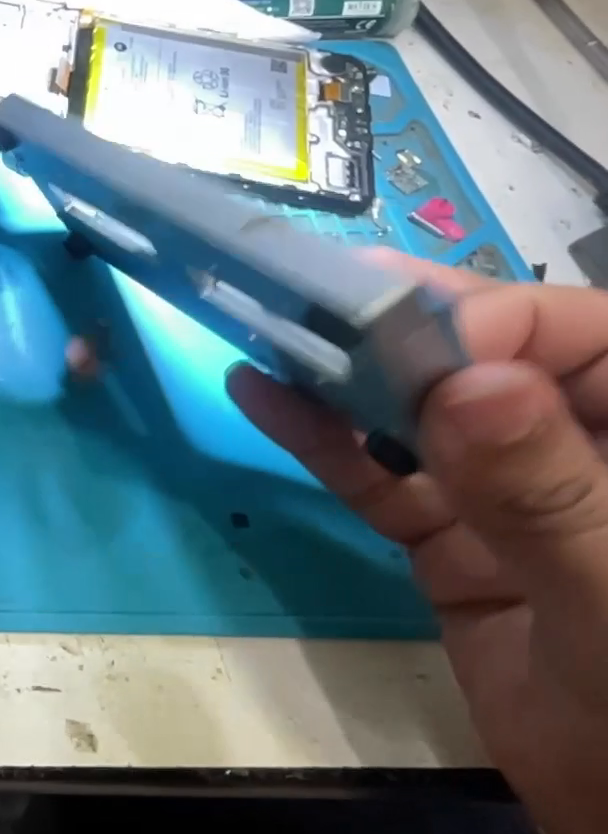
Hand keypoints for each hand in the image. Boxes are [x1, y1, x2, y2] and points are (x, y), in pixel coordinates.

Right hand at [227, 254, 607, 833]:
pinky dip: (315, 439)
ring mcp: (511, 494)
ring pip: (415, 416)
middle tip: (297, 296)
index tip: (386, 332)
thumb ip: (547, 494)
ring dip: (338, 379)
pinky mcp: (447, 536)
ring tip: (261, 333)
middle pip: (483, 364)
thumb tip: (464, 383)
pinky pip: (375, 475)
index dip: (483, 320)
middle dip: (392, 332)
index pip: (577, 336)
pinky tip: (259, 396)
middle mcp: (586, 450)